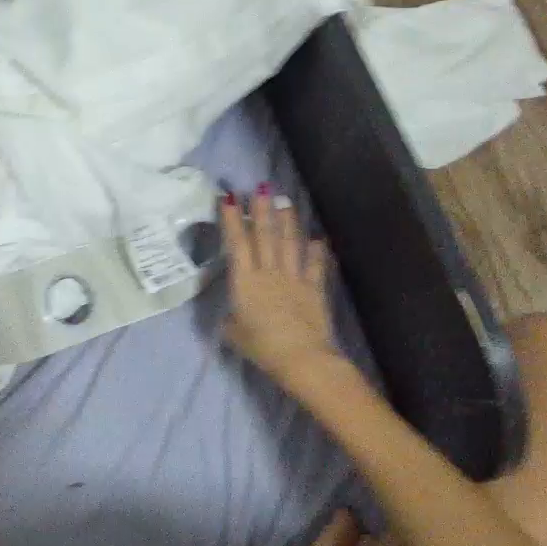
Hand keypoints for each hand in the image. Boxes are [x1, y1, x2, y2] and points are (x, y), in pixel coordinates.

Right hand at [218, 186, 343, 380]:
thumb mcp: (233, 333)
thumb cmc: (261, 346)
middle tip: (261, 188)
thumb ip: (231, 318)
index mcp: (245, 281)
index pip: (237, 243)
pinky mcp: (314, 290)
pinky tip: (317, 239)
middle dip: (261, 210)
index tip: (229, 198)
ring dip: (287, 222)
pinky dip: (317, 252)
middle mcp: (269, 272)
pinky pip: (315, 266)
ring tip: (285, 202)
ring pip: (289, 244)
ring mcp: (294, 279)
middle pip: (265, 235)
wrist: (302, 358)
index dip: (232, 219)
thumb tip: (233, 313)